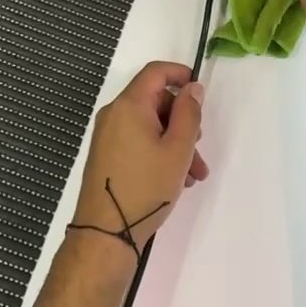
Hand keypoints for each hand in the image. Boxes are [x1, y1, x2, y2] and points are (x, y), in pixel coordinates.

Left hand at [69, 61, 209, 253]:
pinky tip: (175, 180)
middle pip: (155, 101)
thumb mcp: (177, 149)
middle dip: (183, 121)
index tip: (200, 91)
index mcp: (129, 105)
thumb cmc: (145, 187)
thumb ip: (189, 113)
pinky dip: (158, 152)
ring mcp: (108, 136)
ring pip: (149, 126)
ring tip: (193, 174)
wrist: (105, 234)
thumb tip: (193, 88)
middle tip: (199, 148)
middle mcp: (114, 114)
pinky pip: (137, 141)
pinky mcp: (106, 156)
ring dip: (174, 142)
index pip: (155, 72)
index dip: (180, 74)